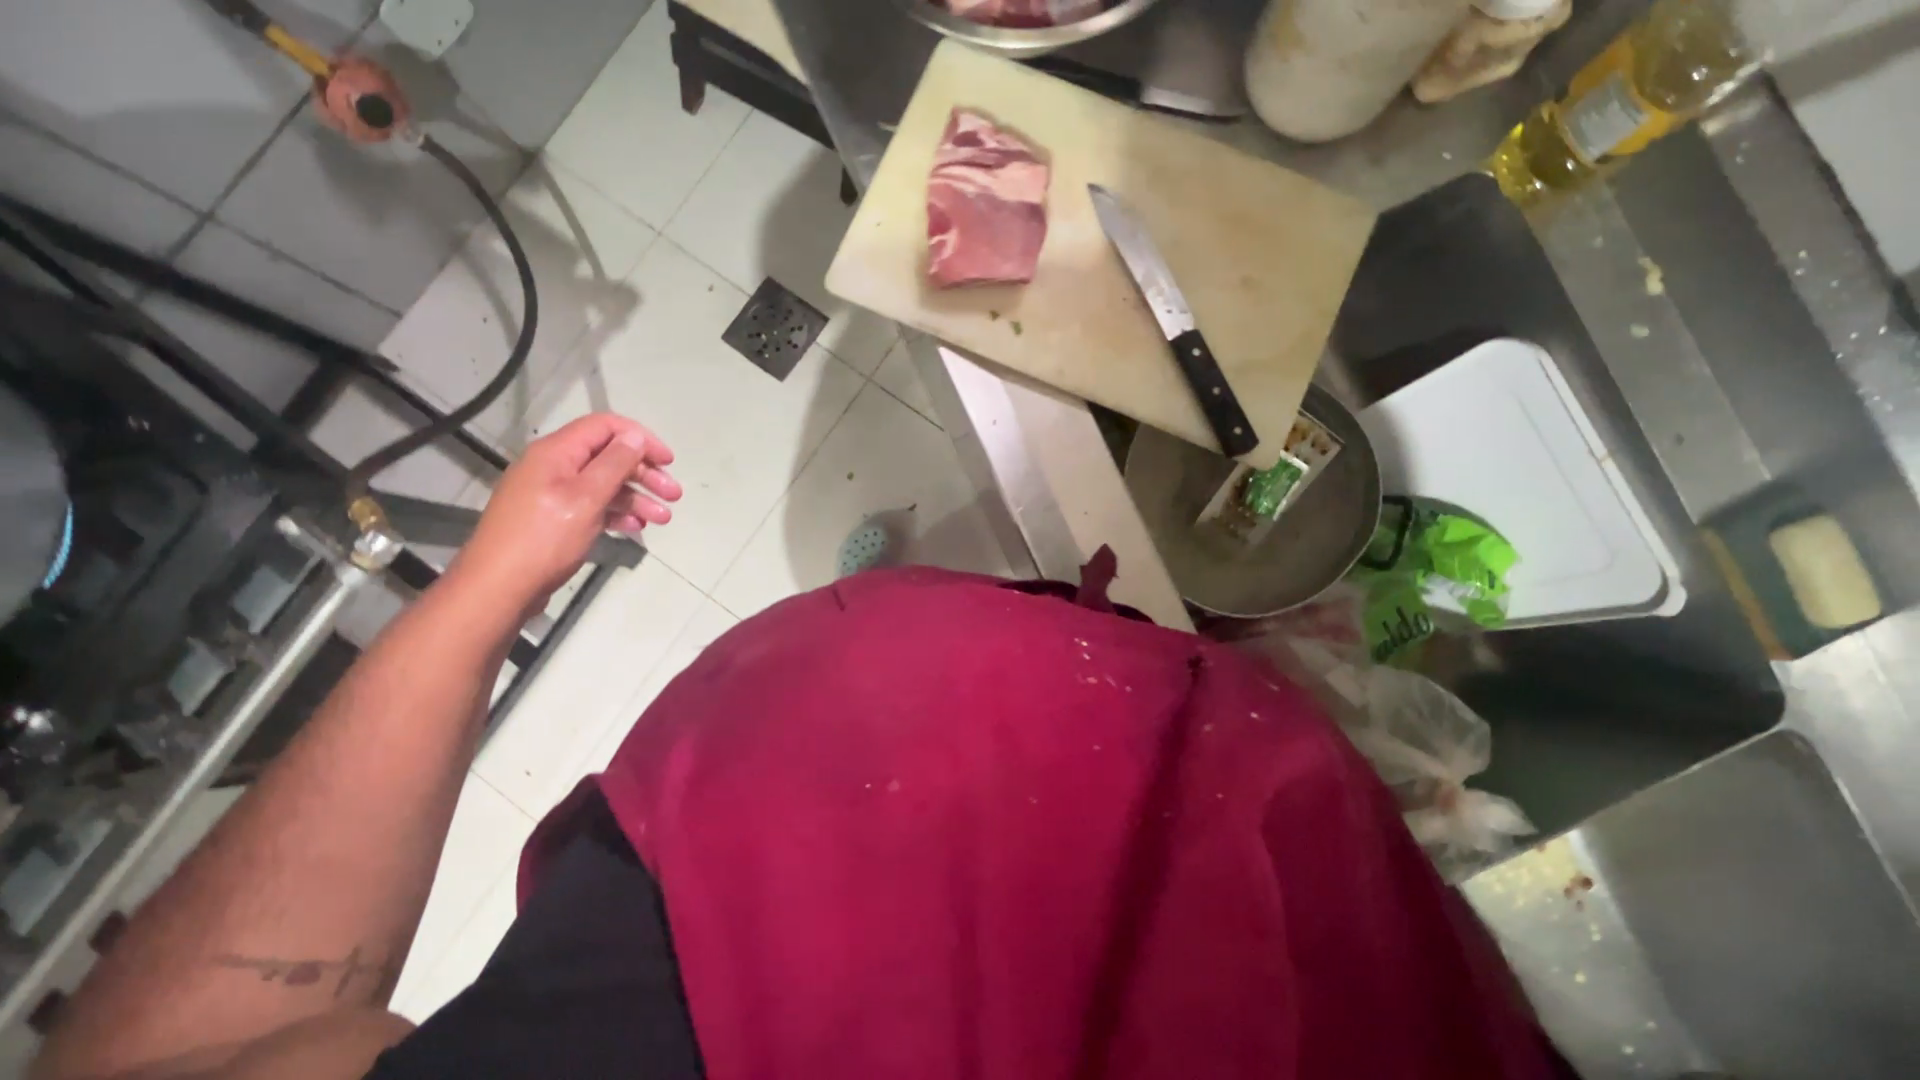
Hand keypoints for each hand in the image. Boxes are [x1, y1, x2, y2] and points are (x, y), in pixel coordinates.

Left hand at [447, 414, 680, 611]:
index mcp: (556, 452)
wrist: (499, 588)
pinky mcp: (553, 520)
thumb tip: (634, 437)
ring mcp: (552, 494)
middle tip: (674, 495)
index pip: (605, 427)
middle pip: (607, 457)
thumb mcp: (585, 498)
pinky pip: (591, 507)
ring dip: (636, 497)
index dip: (640, 438)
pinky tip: (635, 527)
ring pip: (603, 485)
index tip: (668, 461)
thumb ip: (613, 464)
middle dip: (644, 473)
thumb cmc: (544, 539)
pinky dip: (616, 513)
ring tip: (663, 519)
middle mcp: (553, 467)